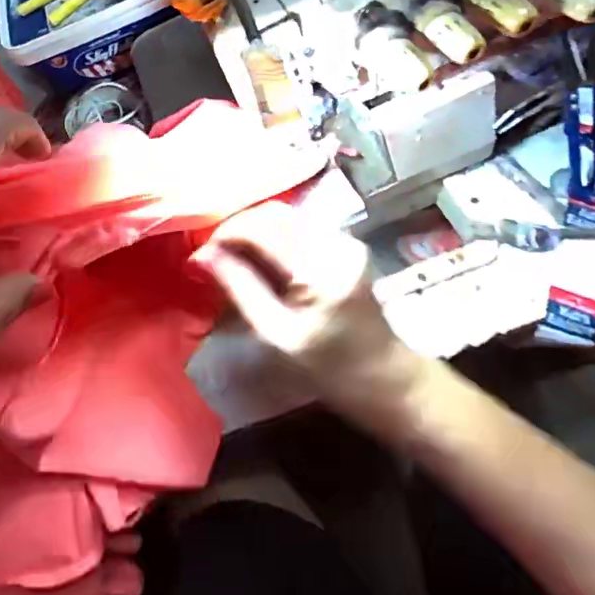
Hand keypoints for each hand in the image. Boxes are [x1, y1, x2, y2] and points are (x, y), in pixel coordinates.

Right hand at [192, 202, 425, 426]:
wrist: (393, 381)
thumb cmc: (335, 372)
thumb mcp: (278, 336)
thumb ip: (240, 288)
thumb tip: (202, 256)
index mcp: (318, 269)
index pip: (261, 227)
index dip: (225, 232)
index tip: (201, 252)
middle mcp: (334, 243)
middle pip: (274, 213)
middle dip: (238, 226)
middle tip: (212, 252)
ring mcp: (344, 240)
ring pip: (286, 216)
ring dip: (254, 229)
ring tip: (231, 255)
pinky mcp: (347, 245)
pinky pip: (300, 228)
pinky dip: (274, 237)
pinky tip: (260, 259)